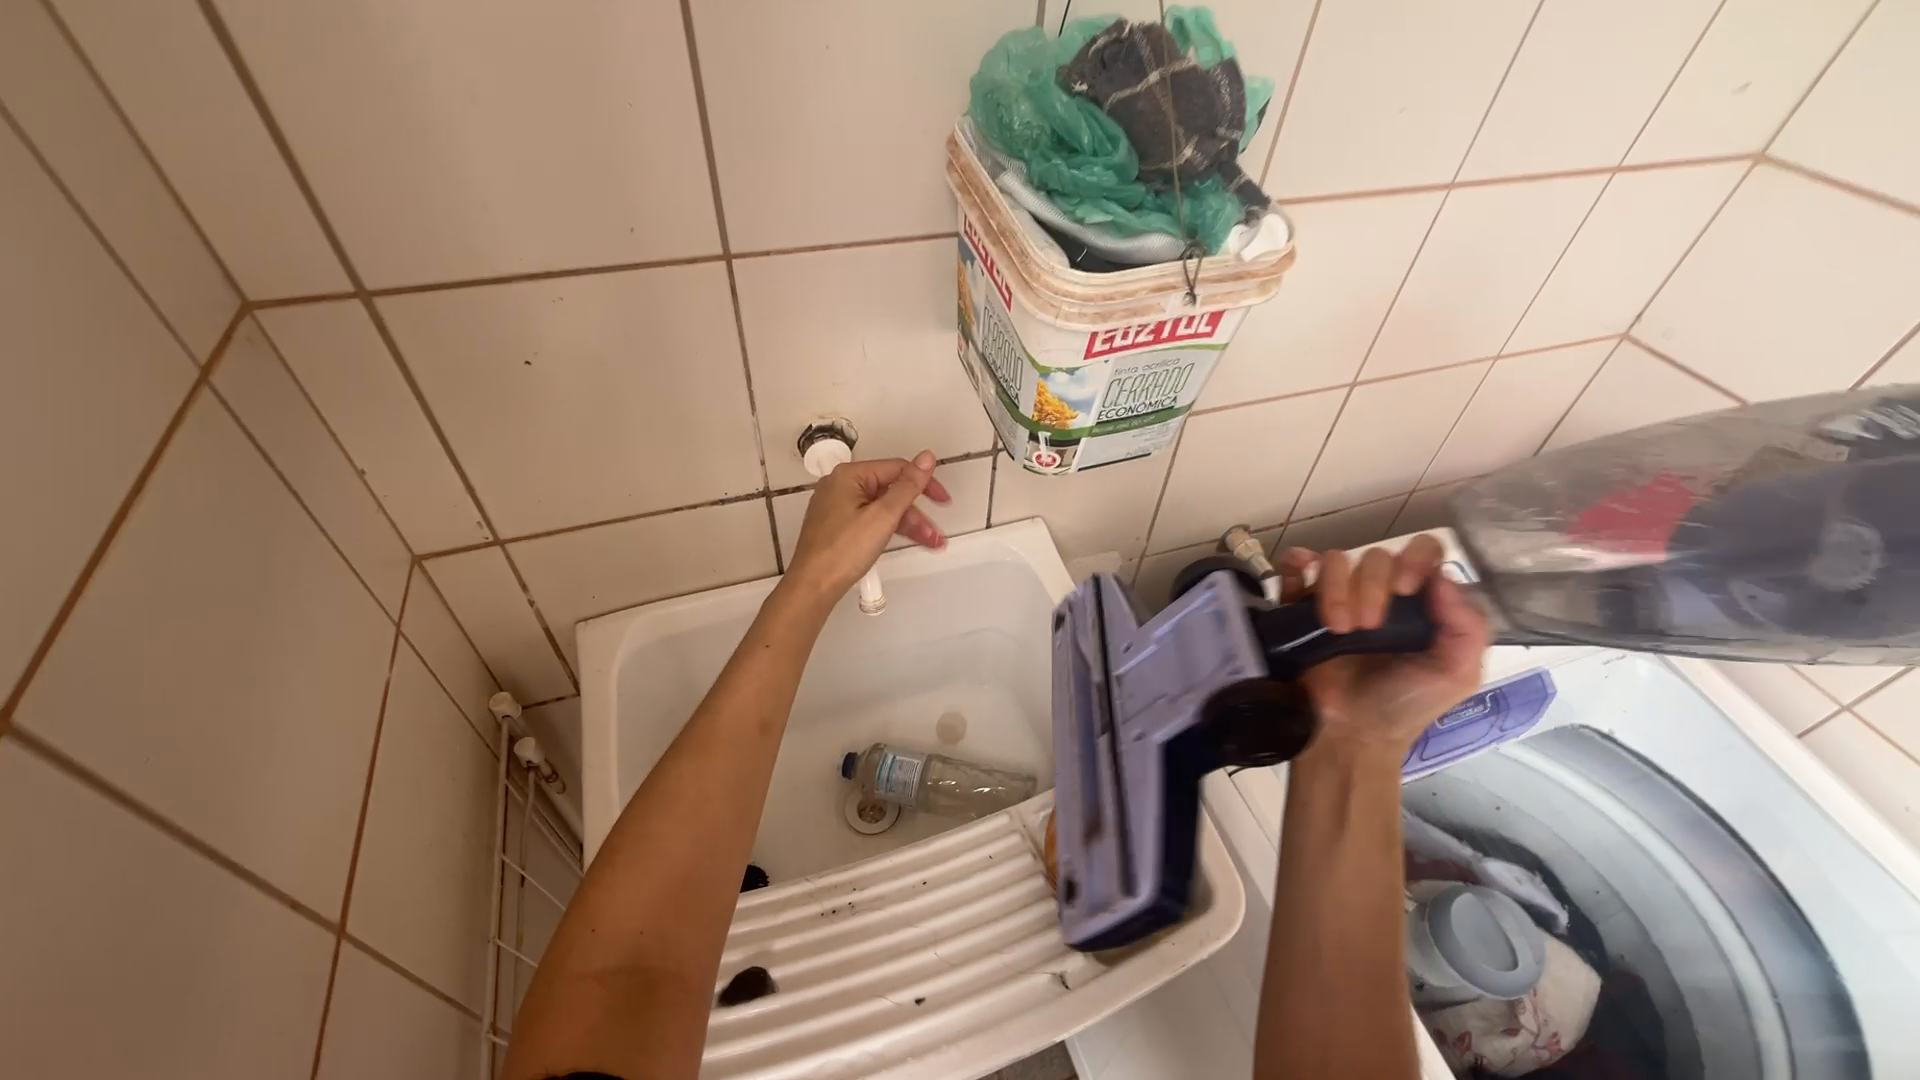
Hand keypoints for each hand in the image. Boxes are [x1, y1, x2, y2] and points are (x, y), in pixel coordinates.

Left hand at [784, 450, 950, 598]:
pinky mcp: (839, 526)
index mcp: (849, 476)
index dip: (924, 484)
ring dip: (908, 524)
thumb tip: (926, 458)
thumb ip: (908, 486)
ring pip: (882, 509)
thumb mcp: (883, 517)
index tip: (942, 500)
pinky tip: (908, 541)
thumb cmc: (841, 552)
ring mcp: (838, 507)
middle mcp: (841, 486)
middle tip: (936, 531)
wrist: (813, 587)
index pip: (896, 469)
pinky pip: (871, 521)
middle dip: (917, 513)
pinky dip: (890, 530)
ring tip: (931, 543)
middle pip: (890, 491)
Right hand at [1277, 534, 1490, 756]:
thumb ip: (1468, 626)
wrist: (1351, 733)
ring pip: (1335, 561)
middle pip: (1375, 557)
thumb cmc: (1406, 705)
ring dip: (1335, 590)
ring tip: (1338, 631)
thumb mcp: (1457, 673)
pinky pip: (1296, 570)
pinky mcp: (1301, 607)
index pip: (1423, 552)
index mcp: (1420, 601)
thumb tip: (1442, 576)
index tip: (1405, 589)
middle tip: (1367, 628)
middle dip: (1371, 588)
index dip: (1414, 559)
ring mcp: (1338, 597)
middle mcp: (1380, 592)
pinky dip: (1296, 563)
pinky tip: (1300, 568)